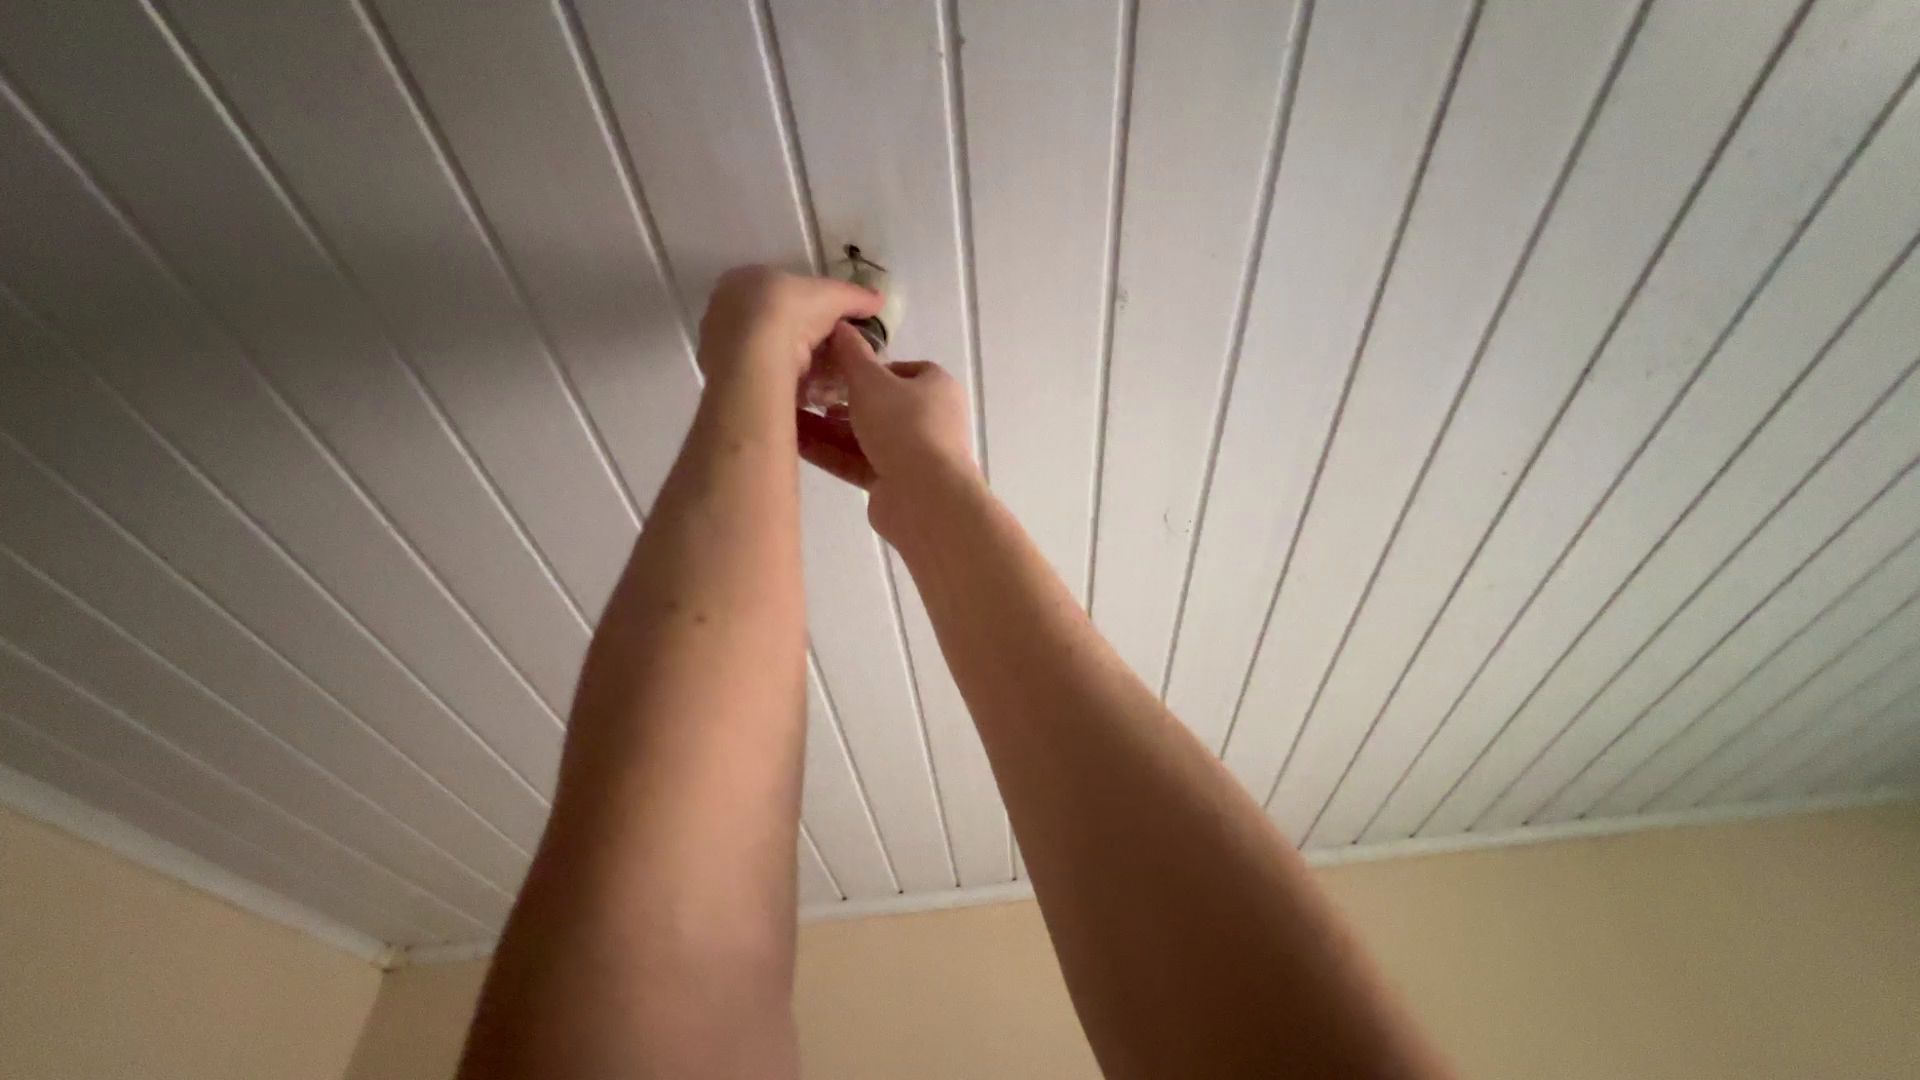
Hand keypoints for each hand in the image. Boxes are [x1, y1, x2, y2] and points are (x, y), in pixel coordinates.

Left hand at [697, 266, 881, 386]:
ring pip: (769, 354)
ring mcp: (722, 342)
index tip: (831, 329)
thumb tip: (880, 300)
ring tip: (822, 380)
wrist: (756, 351)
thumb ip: (856, 297)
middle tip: (830, 359)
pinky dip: (782, 384)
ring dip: (797, 367)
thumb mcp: (833, 296)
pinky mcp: (724, 374)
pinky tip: (803, 392)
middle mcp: (728, 308)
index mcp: (747, 279)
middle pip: (776, 326)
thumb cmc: (790, 308)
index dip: (810, 311)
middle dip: (805, 344)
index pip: (781, 293)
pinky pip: (761, 377)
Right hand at [797, 323, 980, 539]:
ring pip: (864, 435)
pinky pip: (857, 462)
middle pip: (878, 405)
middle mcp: (928, 419)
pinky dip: (831, 453)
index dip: (865, 368)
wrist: (926, 498)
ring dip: (828, 428)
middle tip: (804, 394)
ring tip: (790, 418)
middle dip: (838, 401)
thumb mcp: (872, 382)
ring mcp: (912, 454)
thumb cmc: (904, 427)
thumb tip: (840, 325)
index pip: (898, 370)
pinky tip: (796, 445)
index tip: (832, 368)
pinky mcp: (893, 483)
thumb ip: (852, 355)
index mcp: (935, 387)